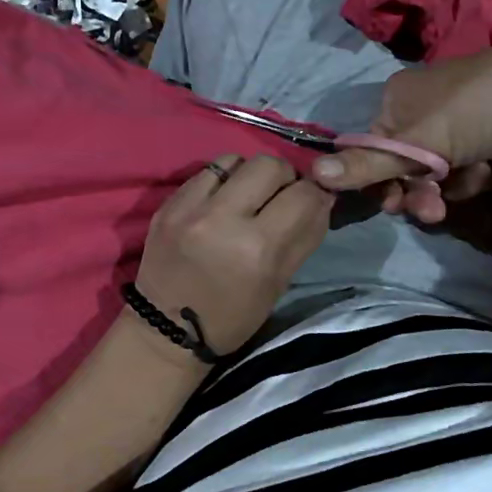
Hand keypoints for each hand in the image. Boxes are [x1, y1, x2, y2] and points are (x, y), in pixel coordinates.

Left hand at [134, 154, 334, 360]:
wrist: (167, 331)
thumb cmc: (233, 316)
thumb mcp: (280, 283)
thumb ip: (305, 235)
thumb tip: (324, 197)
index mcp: (257, 249)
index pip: (303, 195)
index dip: (314, 195)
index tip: (311, 202)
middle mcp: (223, 220)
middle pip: (269, 165)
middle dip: (284, 178)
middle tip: (279, 198)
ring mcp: (189, 209)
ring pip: (234, 159)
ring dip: (249, 175)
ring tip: (247, 197)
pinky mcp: (167, 204)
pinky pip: (204, 172)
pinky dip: (220, 181)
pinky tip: (220, 202)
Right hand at [311, 44, 491, 221]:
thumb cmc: (480, 109)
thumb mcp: (422, 140)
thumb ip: (369, 163)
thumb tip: (312, 174)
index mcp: (397, 100)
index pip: (369, 149)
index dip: (376, 180)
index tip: (389, 203)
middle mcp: (420, 113)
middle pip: (401, 167)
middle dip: (415, 191)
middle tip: (430, 209)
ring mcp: (454, 129)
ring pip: (433, 177)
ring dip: (445, 190)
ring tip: (468, 186)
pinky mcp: (482, 145)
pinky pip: (462, 175)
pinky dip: (472, 180)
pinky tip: (490, 171)